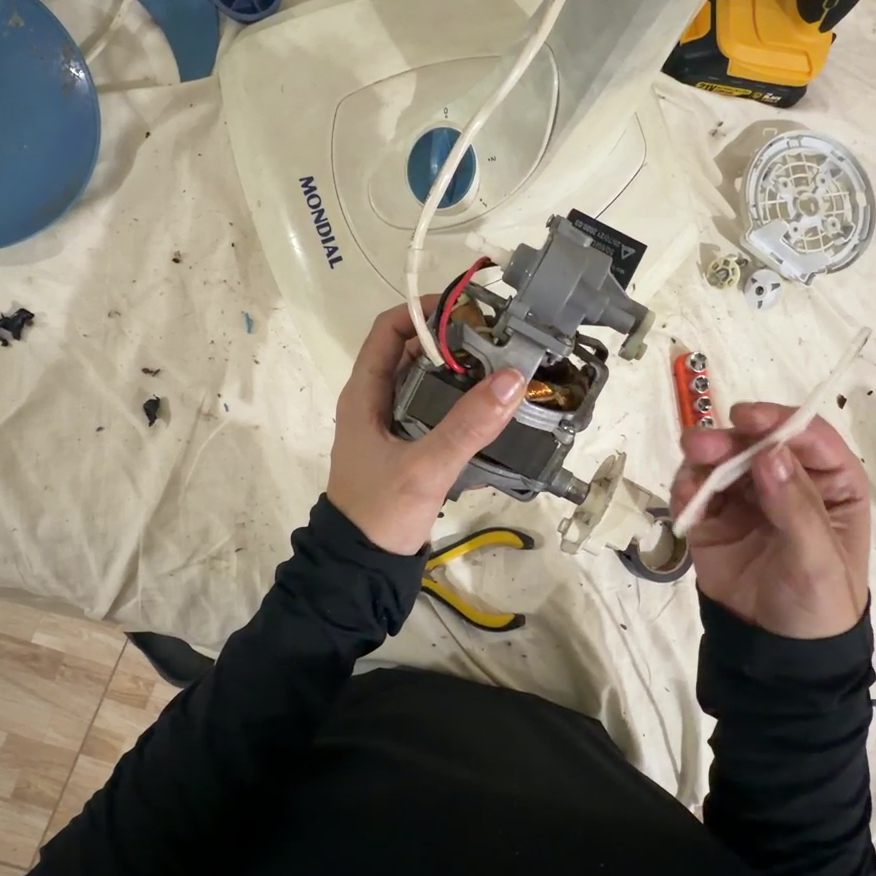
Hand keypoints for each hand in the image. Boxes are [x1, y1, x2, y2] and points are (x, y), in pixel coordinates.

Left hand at [327, 302, 527, 554]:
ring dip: (462, 377)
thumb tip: (513, 378)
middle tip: (500, 341)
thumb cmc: (381, 512)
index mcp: (364, 395)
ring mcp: (391, 429)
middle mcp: (375, 404)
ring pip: (428, 387)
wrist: (362, 567)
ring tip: (505, 372)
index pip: (388, 330)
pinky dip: (462, 410)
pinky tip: (494, 417)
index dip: (423, 311)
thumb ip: (468, 426)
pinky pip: (437, 418)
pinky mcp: (407, 452)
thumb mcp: (426, 467)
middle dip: (454, 343)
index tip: (468, 308)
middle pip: (413, 355)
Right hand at [670, 403, 870, 638]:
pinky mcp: (713, 519)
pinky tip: (685, 497)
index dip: (780, 422)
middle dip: (731, 440)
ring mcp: (747, 499)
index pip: (808, 439)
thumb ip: (795, 506)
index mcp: (831, 485)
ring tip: (689, 460)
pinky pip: (697, 492)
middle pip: (758, 444)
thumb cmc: (817, 604)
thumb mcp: (818, 558)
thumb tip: (769, 454)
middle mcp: (787, 482)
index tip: (747, 418)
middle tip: (701, 444)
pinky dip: (687, 488)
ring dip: (704, 457)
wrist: (775, 651)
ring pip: (723, 462)